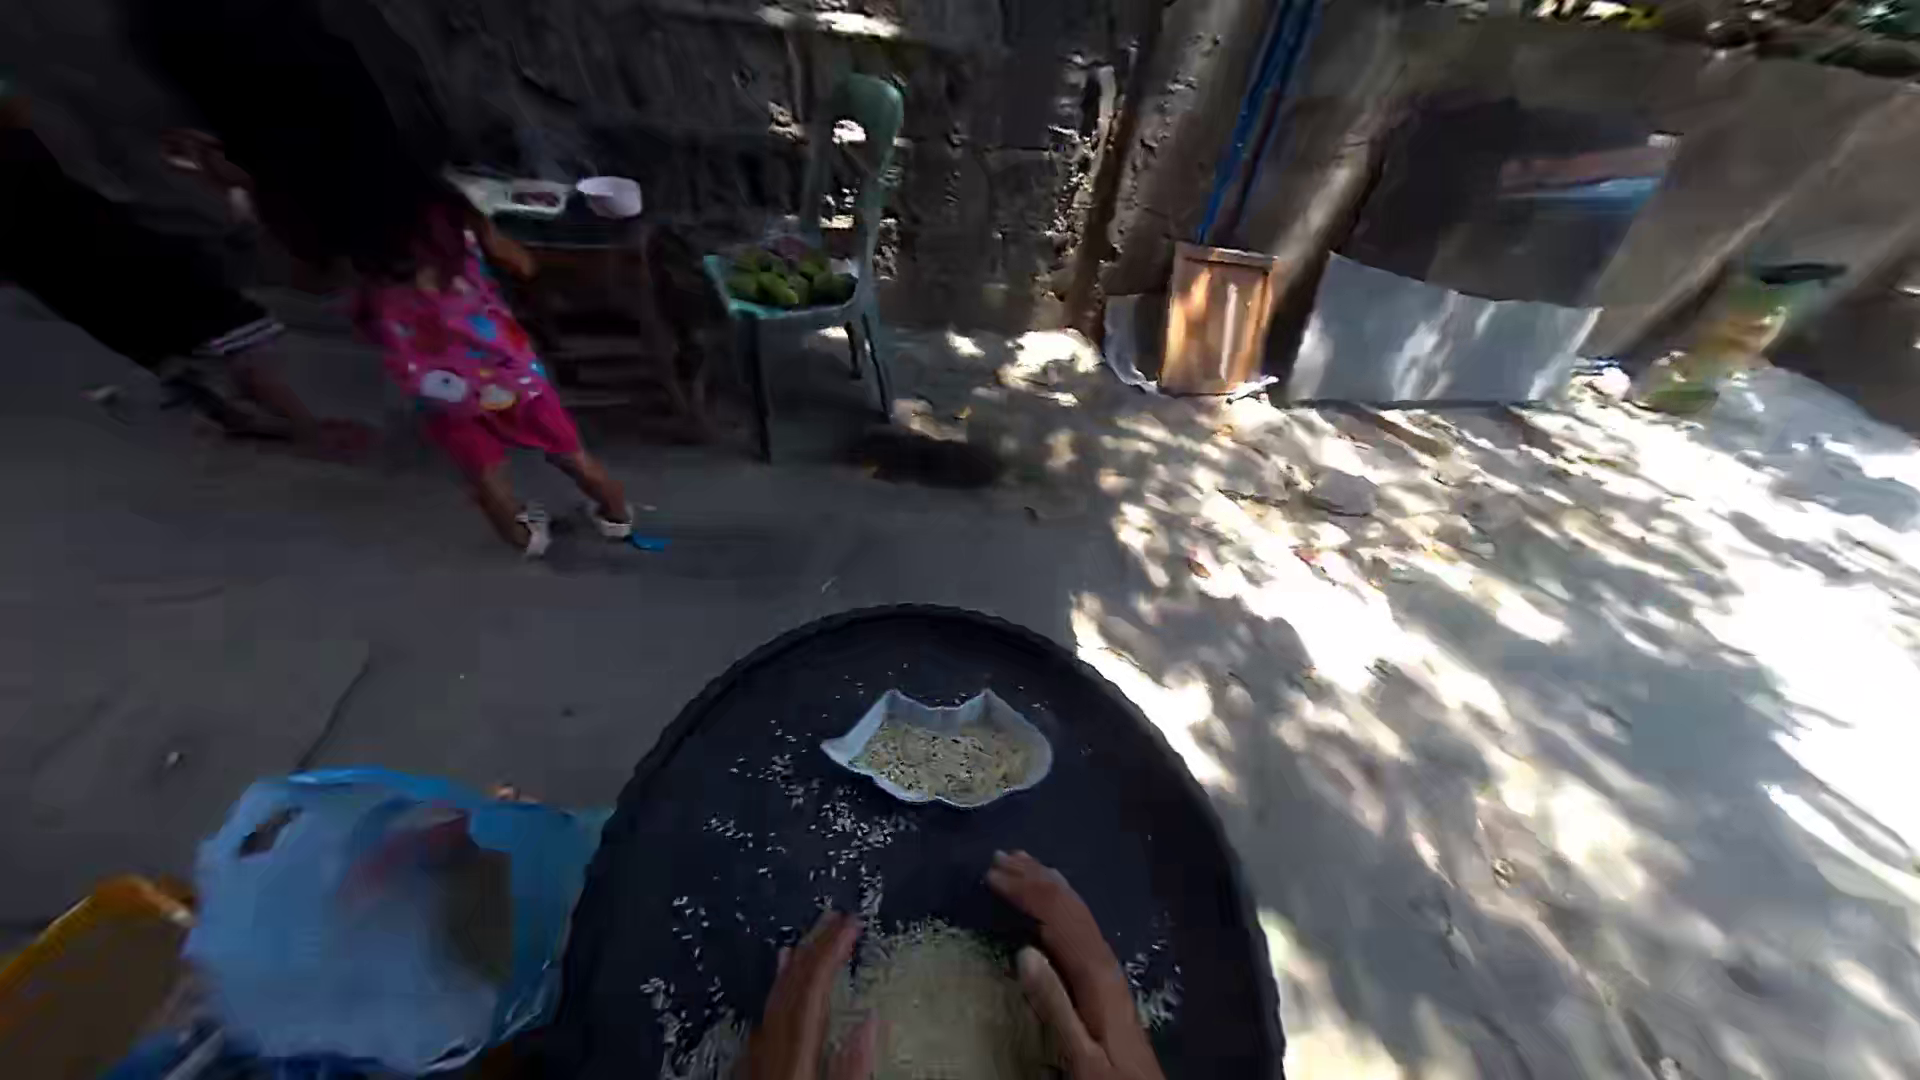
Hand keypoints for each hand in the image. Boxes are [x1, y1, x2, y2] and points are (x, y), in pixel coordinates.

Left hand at [745, 910, 878, 1079]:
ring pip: (775, 998)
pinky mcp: (750, 1074)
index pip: (812, 989)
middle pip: (791, 987)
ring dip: (796, 962)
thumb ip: (851, 1070)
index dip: (832, 950)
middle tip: (839, 916)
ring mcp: (756, 1061)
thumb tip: (871, 1018)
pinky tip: (780, 978)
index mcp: (794, 1057)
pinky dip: (778, 988)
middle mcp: (771, 1051)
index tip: (853, 921)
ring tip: (811, 935)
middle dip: (815, 946)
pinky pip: (766, 1015)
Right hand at [988, 851, 1166, 1079]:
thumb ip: (1053, 1004)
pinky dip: (1057, 899)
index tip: (993, 874)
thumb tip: (1023, 951)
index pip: (1054, 912)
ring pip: (1073, 908)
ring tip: (1021, 862)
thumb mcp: (1080, 1055)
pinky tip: (1049, 899)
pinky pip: (1077, 921)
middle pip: (1065, 902)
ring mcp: (1104, 963)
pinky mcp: (1102, 975)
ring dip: (1045, 881)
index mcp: (1094, 970)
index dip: (1024, 888)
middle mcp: (1101, 956)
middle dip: (1032, 876)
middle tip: (999, 857)